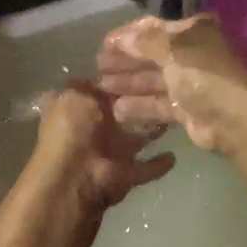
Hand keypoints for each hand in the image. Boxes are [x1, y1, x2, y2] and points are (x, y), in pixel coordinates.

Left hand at [30, 83, 175, 211]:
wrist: (74, 182)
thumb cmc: (71, 131)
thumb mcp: (74, 95)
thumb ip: (90, 83)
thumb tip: (102, 73)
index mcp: (75, 107)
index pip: (97, 87)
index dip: (116, 77)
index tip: (142, 64)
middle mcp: (91, 128)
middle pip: (120, 112)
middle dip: (139, 101)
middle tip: (167, 86)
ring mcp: (109, 153)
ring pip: (135, 137)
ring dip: (152, 129)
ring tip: (175, 112)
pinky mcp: (125, 175)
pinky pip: (146, 168)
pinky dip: (158, 164)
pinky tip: (175, 154)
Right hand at [94, 14, 246, 154]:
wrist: (235, 120)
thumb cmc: (204, 75)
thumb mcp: (173, 50)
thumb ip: (144, 42)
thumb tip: (121, 38)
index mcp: (192, 32)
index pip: (153, 28)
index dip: (127, 35)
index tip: (102, 45)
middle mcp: (191, 54)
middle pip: (151, 55)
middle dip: (124, 61)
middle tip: (97, 67)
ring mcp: (190, 83)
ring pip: (153, 80)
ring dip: (128, 84)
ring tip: (101, 88)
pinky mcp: (187, 109)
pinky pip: (158, 103)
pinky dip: (140, 105)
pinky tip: (117, 109)